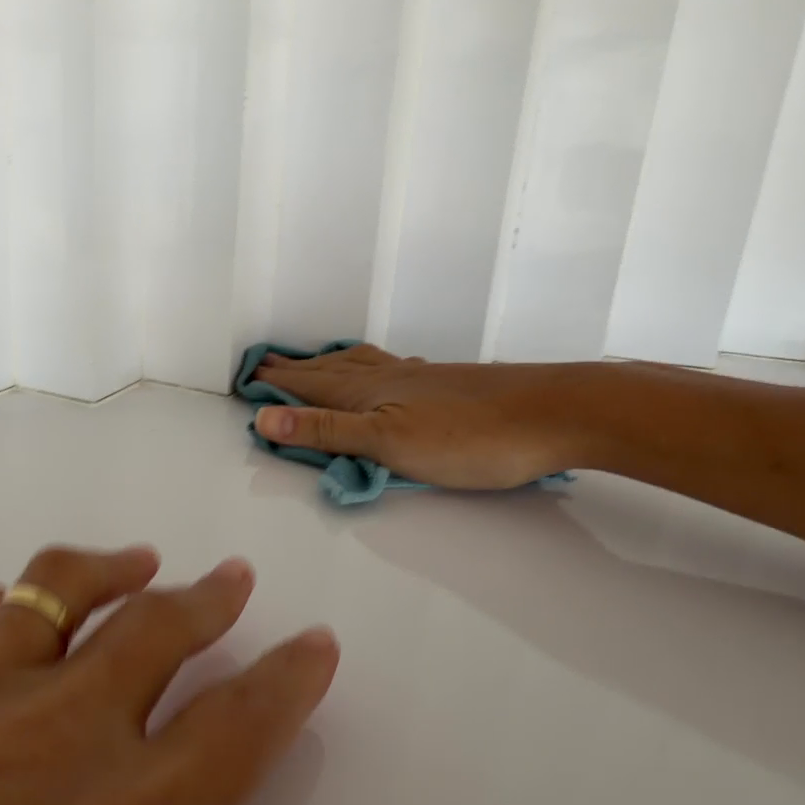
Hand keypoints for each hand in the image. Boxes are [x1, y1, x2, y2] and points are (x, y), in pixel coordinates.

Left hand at [0, 546, 338, 804]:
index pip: (239, 732)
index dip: (289, 685)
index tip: (314, 649)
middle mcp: (54, 740)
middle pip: (157, 636)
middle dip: (208, 602)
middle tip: (234, 580)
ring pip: (58, 599)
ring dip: (106, 572)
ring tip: (137, 558)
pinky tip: (1, 598)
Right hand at [250, 343, 592, 488]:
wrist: (558, 413)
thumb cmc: (470, 437)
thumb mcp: (388, 442)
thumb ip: (327, 431)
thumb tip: (263, 419)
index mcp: (368, 391)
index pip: (309, 385)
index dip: (276, 383)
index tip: (245, 376)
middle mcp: (389, 377)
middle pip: (330, 369)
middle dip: (295, 369)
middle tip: (265, 363)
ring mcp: (421, 378)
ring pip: (361, 365)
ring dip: (329, 364)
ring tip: (312, 362)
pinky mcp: (448, 385)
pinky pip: (390, 369)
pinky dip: (368, 367)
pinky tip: (385, 373)